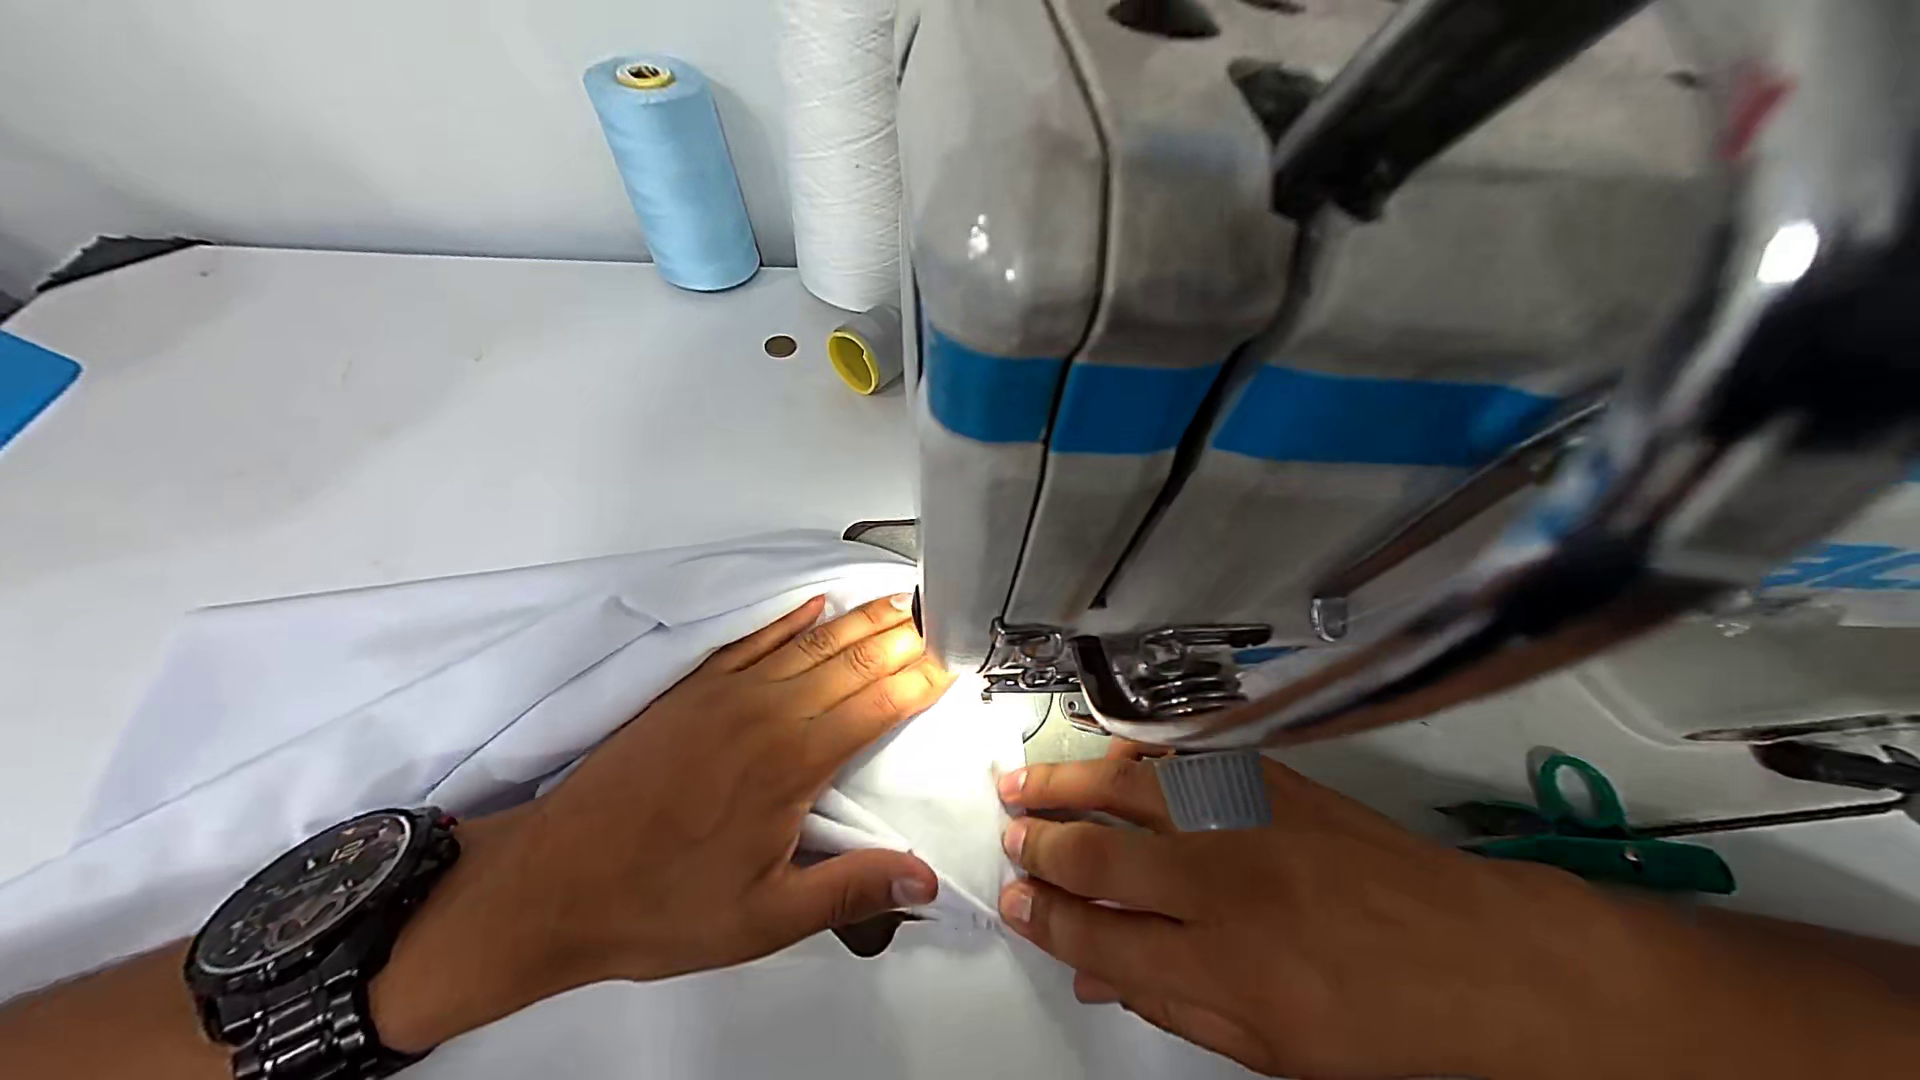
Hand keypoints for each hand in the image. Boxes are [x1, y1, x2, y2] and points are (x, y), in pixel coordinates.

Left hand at [372, 593, 954, 1049]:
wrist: (552, 882)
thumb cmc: (661, 905)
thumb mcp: (765, 919)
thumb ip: (851, 890)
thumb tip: (926, 882)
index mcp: (792, 763)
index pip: (877, 705)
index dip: (920, 682)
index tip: (951, 665)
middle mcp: (766, 713)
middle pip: (852, 661)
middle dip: (902, 639)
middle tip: (938, 620)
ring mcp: (726, 692)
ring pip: (811, 642)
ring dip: (859, 620)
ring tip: (895, 602)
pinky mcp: (693, 687)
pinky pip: (754, 639)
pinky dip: (789, 619)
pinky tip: (813, 603)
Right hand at [993, 743, 1668, 1078]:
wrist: (1479, 956)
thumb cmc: (1378, 1024)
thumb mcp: (1269, 1049)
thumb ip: (1169, 1002)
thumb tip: (1093, 973)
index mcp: (1217, 964)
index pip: (1096, 933)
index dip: (1044, 918)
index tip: (1012, 901)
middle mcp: (1217, 883)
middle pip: (1096, 853)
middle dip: (1038, 844)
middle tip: (1006, 836)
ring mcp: (1240, 820)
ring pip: (1124, 790)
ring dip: (1064, 785)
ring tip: (1020, 783)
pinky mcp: (1265, 781)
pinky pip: (1176, 761)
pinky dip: (1129, 758)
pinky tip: (1102, 759)